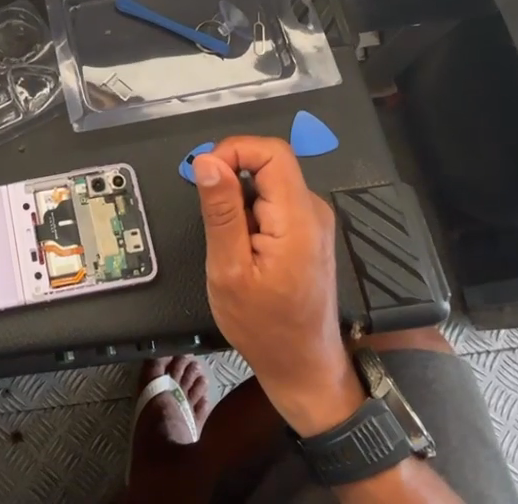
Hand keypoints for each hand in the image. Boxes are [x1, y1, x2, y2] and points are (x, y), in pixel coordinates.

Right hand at [194, 135, 365, 436]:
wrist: (302, 366)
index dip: (233, 150)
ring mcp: (313, 221)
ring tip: (228, 239)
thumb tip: (207, 161)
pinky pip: (275, 200)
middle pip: (270, 163)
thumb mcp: (229, 270)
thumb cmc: (263, 327)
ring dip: (240, 197)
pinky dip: (250, 211)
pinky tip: (242, 245)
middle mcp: (313, 211)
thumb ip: (220, 211)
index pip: (271, 152)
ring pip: (269, 182)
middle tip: (210, 214)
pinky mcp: (308, 231)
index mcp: (298, 219)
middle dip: (232, 176)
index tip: (204, 175)